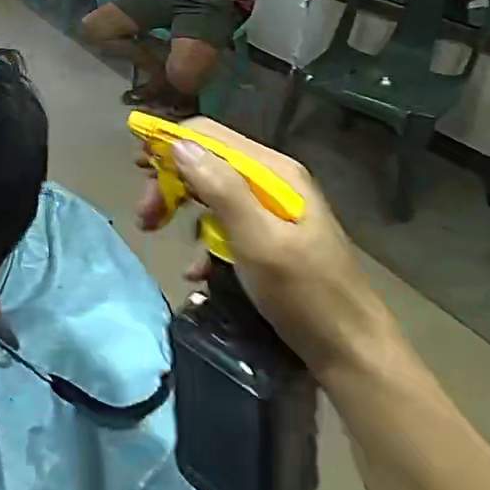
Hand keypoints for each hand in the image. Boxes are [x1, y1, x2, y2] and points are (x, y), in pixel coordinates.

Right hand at [137, 117, 398, 378]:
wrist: (352, 354)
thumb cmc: (306, 295)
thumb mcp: (259, 242)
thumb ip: (221, 189)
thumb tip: (178, 144)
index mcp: (273, 171)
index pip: (209, 135)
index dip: (169, 144)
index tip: (137, 167)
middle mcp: (271, 180)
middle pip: (206, 162)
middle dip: (170, 182)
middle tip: (145, 215)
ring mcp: (269, 209)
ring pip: (210, 192)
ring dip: (181, 210)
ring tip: (157, 235)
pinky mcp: (266, 237)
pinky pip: (222, 224)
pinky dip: (201, 241)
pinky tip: (197, 270)